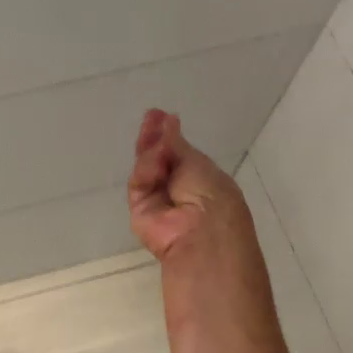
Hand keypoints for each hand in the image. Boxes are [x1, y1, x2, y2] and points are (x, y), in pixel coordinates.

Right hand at [127, 109, 250, 262]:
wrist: (202, 236)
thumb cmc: (213, 197)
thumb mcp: (198, 164)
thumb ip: (176, 145)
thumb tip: (168, 120)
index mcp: (201, 180)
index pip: (179, 154)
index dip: (169, 135)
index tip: (159, 116)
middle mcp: (178, 190)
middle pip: (158, 160)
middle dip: (154, 139)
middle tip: (150, 118)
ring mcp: (158, 201)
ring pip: (146, 169)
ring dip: (150, 152)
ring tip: (156, 142)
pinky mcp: (140, 211)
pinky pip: (139, 184)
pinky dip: (145, 170)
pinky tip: (154, 159)